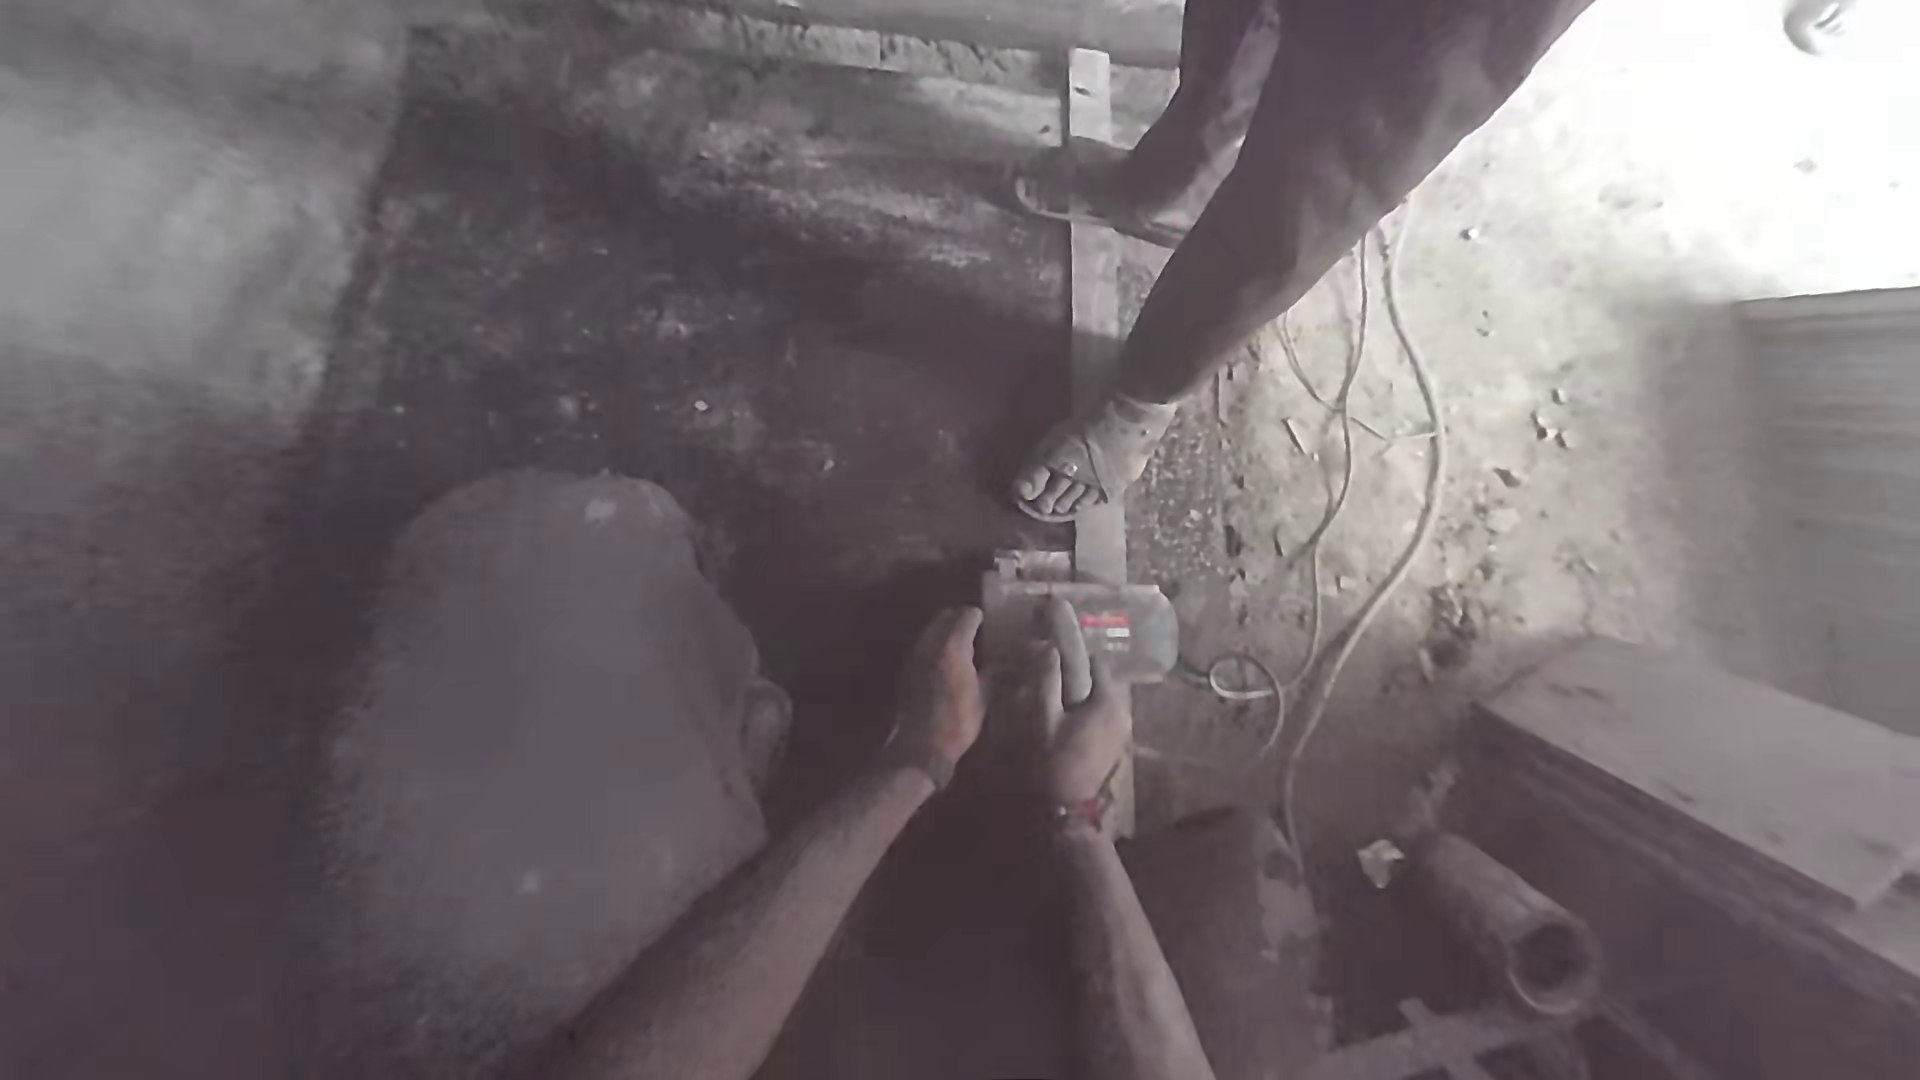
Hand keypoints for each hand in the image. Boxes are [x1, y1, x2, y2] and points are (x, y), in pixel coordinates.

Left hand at [890, 606, 986, 786]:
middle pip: (944, 616)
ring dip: (944, 632)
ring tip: (960, 647)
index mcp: (953, 646)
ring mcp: (914, 654)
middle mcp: (930, 643)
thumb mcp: (984, 698)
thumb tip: (1010, 665)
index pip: (966, 615)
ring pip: (930, 629)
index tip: (987, 624)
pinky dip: (933, 647)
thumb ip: (996, 675)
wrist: (920, 746)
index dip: (978, 617)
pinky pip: (921, 645)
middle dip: (959, 619)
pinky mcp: (905, 668)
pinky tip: (944, 663)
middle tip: (974, 632)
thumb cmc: (958, 721)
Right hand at [1027, 599, 1129, 817]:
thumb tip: (1050, 649)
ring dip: (1075, 673)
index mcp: (1106, 702)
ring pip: (1095, 687)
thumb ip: (1046, 680)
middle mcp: (1120, 711)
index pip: (1088, 656)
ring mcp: (1117, 728)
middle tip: (1045, 635)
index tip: (1054, 605)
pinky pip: (1095, 703)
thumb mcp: (1041, 719)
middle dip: (1072, 653)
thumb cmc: (1049, 765)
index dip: (1067, 630)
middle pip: (1096, 670)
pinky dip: (1078, 692)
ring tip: (1048, 662)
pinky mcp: (1108, 740)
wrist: (1062, 815)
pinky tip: (1058, 693)